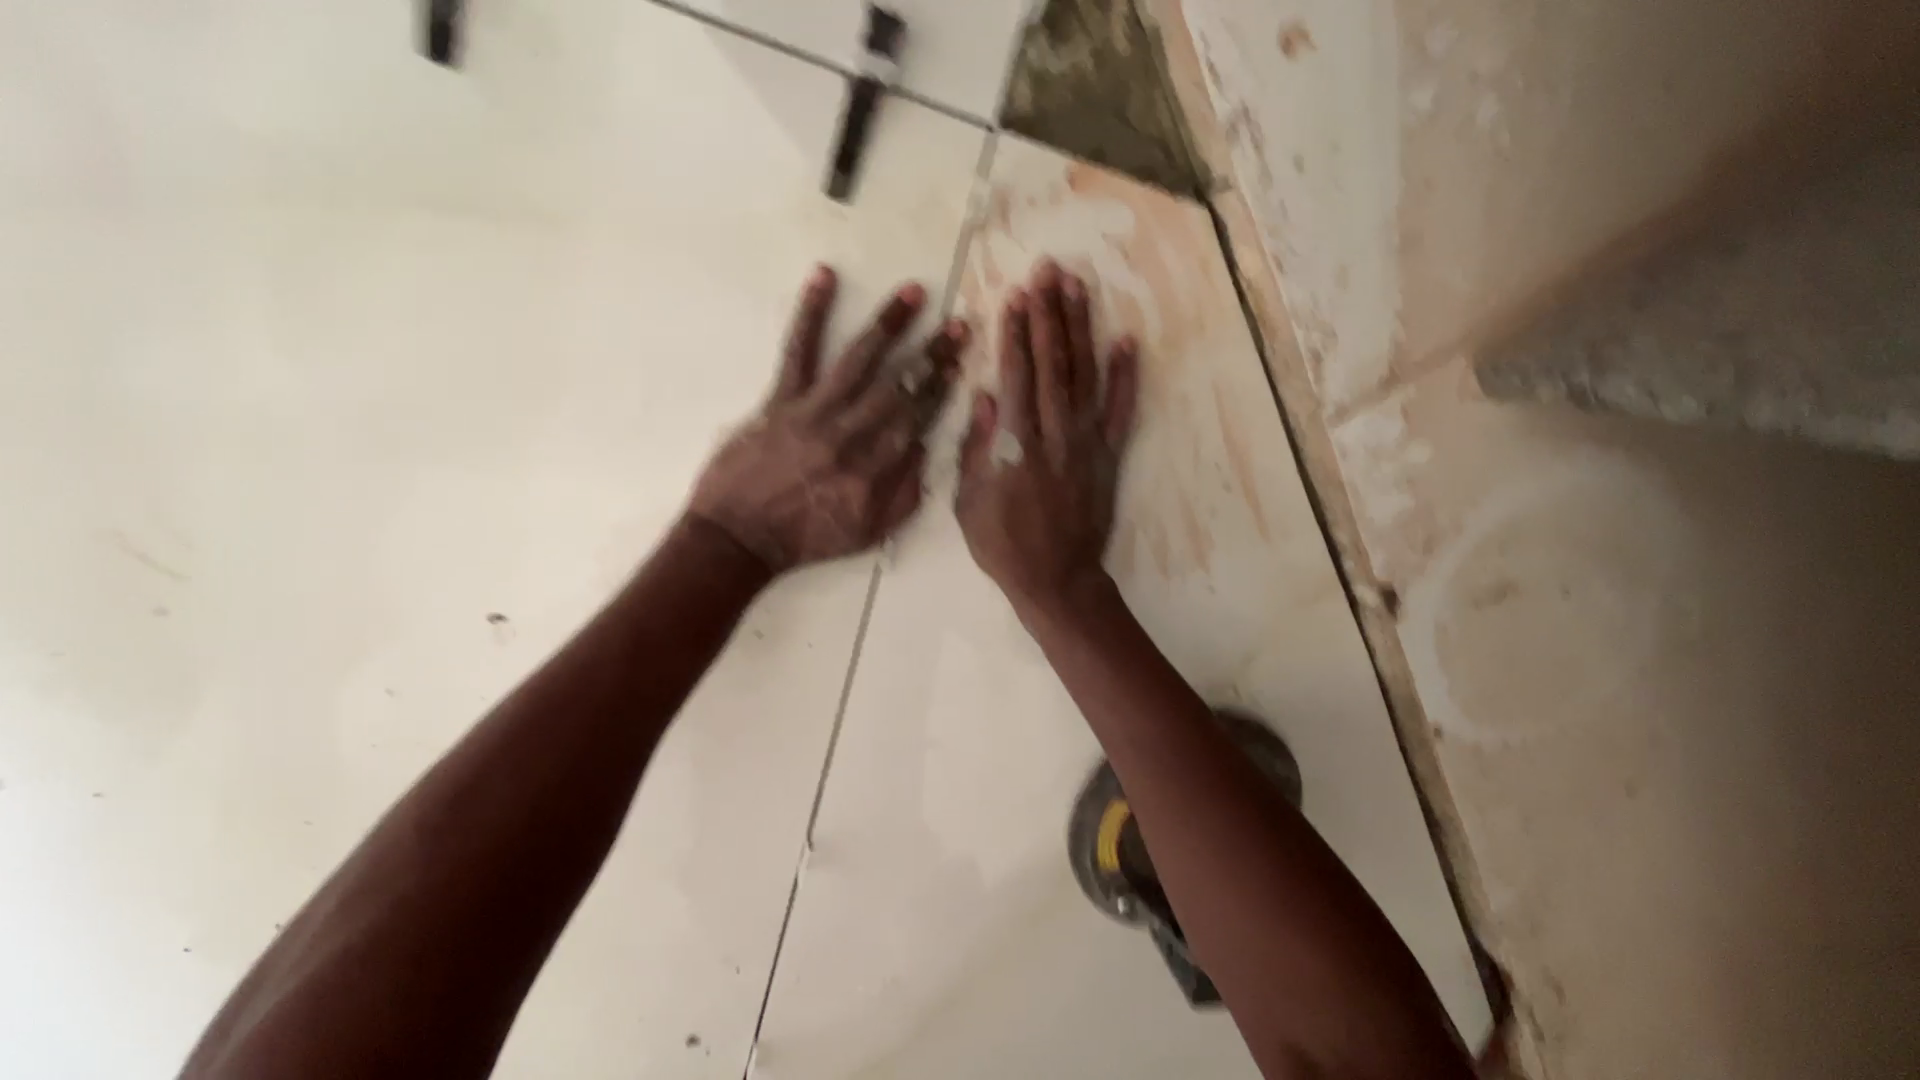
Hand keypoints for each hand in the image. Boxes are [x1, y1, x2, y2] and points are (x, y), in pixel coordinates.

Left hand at [689, 265, 966, 573]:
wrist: (739, 538)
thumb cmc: (806, 538)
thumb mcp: (868, 533)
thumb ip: (905, 495)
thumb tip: (926, 448)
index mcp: (873, 469)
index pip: (916, 419)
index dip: (941, 387)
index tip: (961, 361)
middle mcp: (849, 435)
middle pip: (898, 386)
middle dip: (931, 353)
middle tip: (956, 323)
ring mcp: (812, 413)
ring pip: (858, 361)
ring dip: (888, 324)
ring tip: (913, 292)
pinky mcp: (778, 400)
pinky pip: (797, 351)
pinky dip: (810, 313)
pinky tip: (824, 276)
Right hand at [956, 258, 1137, 617]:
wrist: (1055, 578)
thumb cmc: (1003, 544)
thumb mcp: (969, 502)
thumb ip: (976, 447)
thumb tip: (986, 397)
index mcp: (1015, 444)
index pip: (1016, 376)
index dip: (1015, 333)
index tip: (1015, 296)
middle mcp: (1053, 434)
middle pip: (1052, 364)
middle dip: (1049, 314)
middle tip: (1049, 271)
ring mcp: (1086, 443)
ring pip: (1085, 376)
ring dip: (1082, 330)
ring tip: (1079, 288)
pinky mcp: (1108, 456)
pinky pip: (1121, 411)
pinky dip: (1126, 377)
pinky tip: (1127, 341)